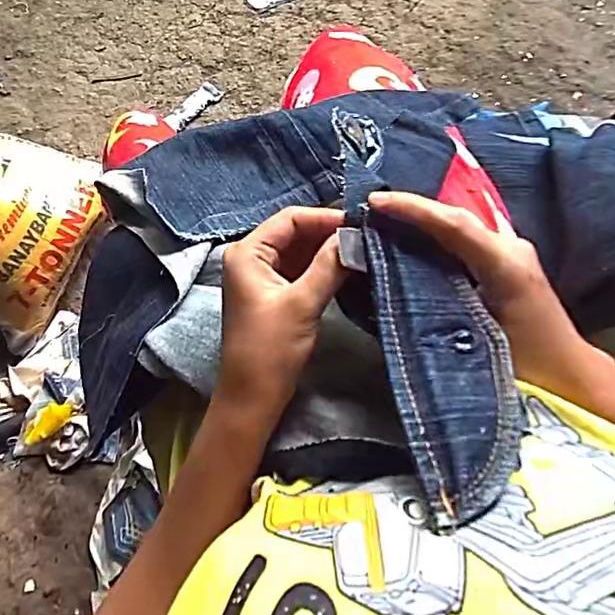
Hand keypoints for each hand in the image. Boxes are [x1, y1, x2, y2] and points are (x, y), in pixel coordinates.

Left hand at [217, 207, 348, 424]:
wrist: (252, 397)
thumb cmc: (270, 349)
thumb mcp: (302, 304)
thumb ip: (328, 266)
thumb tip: (355, 236)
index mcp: (247, 253)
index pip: (290, 219)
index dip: (325, 218)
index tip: (360, 224)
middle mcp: (251, 257)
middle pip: (295, 232)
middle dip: (329, 233)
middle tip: (367, 237)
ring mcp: (262, 275)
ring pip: (300, 250)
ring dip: (328, 250)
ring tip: (363, 250)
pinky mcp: (274, 292)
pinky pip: (300, 268)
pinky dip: (322, 267)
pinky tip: (348, 267)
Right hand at [366, 190, 585, 377]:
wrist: (569, 379)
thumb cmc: (526, 368)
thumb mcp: (477, 342)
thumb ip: (438, 312)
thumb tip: (394, 291)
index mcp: (507, 266)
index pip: (455, 225)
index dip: (413, 209)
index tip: (376, 202)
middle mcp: (511, 249)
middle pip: (456, 217)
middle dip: (412, 207)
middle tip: (371, 209)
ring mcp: (512, 252)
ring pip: (459, 225)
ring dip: (423, 218)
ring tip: (384, 218)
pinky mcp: (507, 261)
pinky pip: (464, 238)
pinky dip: (435, 233)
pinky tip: (412, 238)